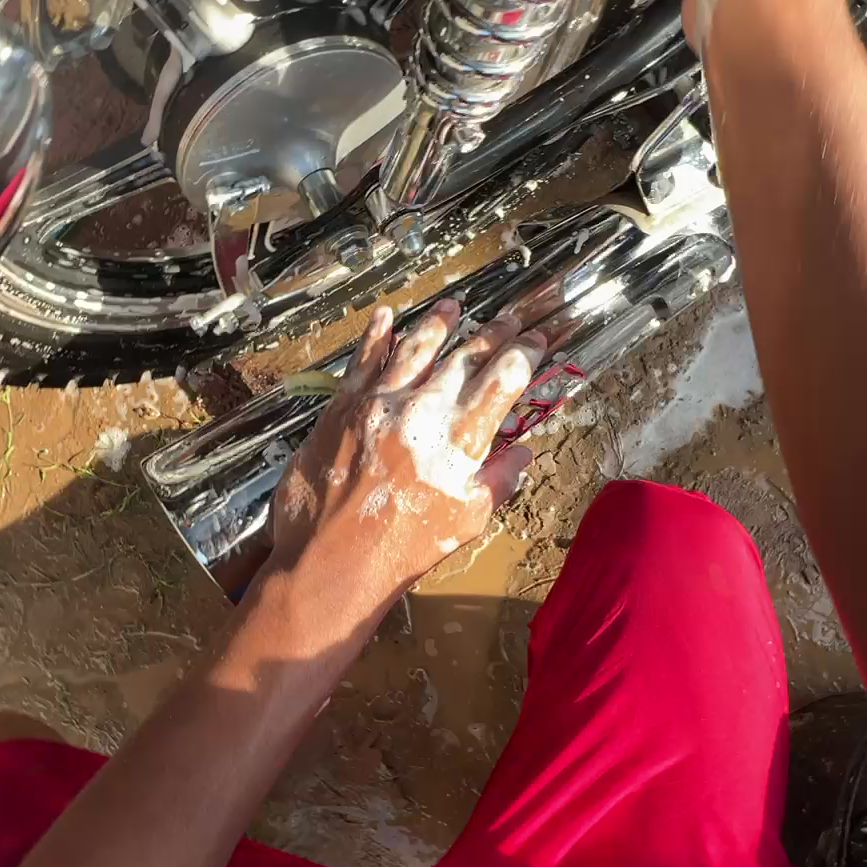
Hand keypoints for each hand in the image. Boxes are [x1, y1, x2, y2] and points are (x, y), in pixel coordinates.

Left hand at [265, 300, 545, 621]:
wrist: (331, 560)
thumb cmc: (403, 550)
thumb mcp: (466, 523)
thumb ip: (497, 481)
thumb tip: (522, 452)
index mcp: (459, 440)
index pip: (503, 380)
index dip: (524, 355)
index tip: (536, 342)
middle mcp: (422, 411)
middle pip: (465, 357)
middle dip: (492, 334)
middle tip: (509, 319)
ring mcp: (379, 403)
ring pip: (415, 349)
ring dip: (438, 324)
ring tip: (452, 307)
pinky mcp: (343, 407)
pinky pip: (363, 360)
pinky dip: (376, 335)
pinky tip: (385, 317)